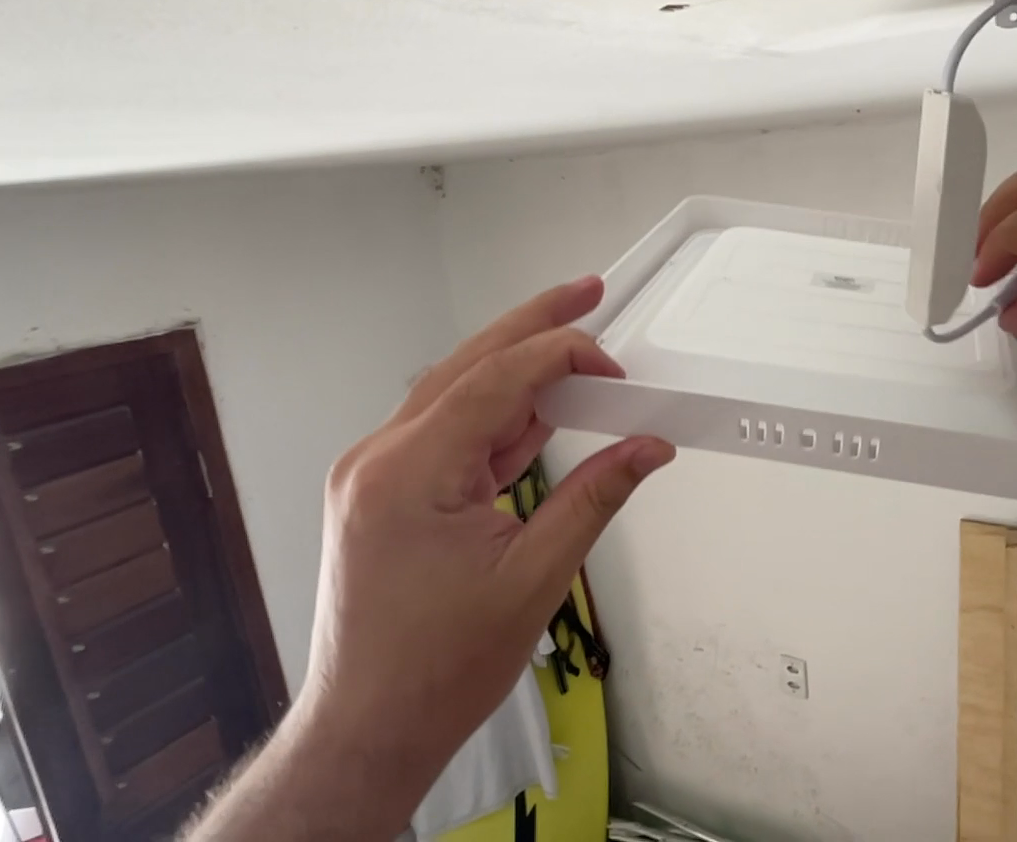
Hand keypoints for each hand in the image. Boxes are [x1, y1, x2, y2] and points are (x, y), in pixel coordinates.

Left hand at [298, 276, 673, 791]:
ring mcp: (378, 471)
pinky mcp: (388, 487)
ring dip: (519, 370)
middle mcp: (381, 458)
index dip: (562, 359)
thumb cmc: (437, 667)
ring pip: (458, 392)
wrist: (369, 724)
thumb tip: (646, 449)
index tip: (613, 368)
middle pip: (469, 365)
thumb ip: (595, 497)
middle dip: (532, 325)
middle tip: (584, 291)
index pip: (496, 381)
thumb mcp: (536, 577)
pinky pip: (451, 431)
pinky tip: (543, 412)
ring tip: (575, 348)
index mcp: (407, 473)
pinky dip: (501, 417)